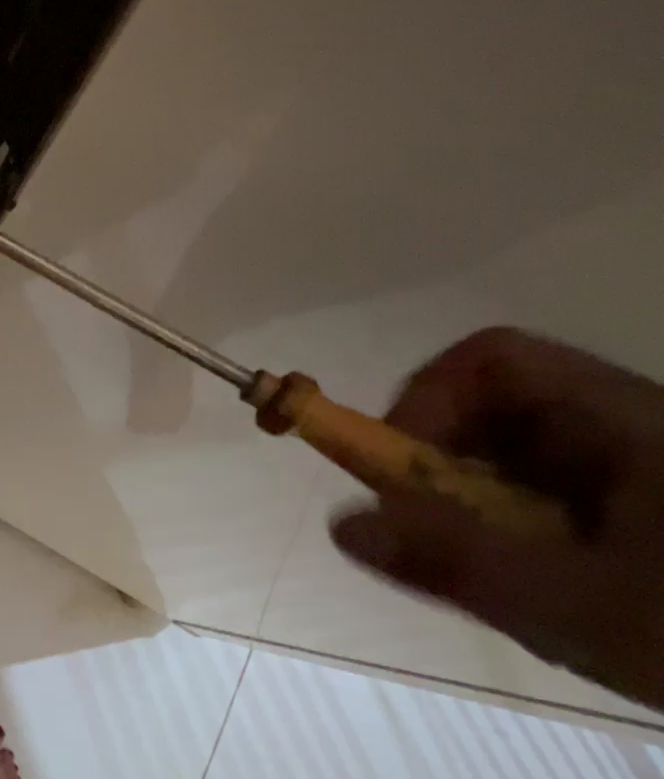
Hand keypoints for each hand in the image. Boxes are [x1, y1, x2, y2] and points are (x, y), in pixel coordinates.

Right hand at [330, 327, 663, 707]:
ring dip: (489, 509)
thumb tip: (341, 523)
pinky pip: (572, 497)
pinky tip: (568, 594)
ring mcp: (659, 468)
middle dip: (450, 468)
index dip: (428, 399)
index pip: (497, 359)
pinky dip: (536, 535)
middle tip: (442, 536)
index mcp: (637, 423)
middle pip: (506, 411)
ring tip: (517, 583)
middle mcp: (646, 428)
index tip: (403, 469)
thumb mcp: (592, 613)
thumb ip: (460, 563)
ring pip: (534, 460)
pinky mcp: (661, 510)